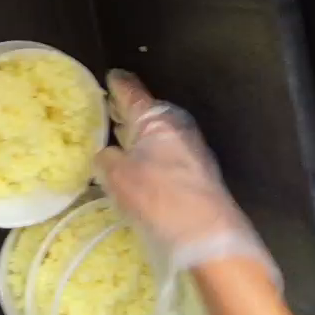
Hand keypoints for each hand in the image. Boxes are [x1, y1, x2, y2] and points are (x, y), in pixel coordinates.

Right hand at [95, 70, 279, 285]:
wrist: (209, 238)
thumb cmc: (159, 199)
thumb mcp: (117, 177)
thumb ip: (105, 159)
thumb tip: (105, 155)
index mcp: (156, 119)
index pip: (133, 92)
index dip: (119, 84)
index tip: (112, 76)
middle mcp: (177, 128)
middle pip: (147, 114)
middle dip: (129, 112)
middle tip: (111, 109)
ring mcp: (191, 152)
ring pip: (158, 136)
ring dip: (140, 136)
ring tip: (120, 139)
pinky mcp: (198, 176)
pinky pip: (166, 156)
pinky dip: (151, 156)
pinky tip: (140, 169)